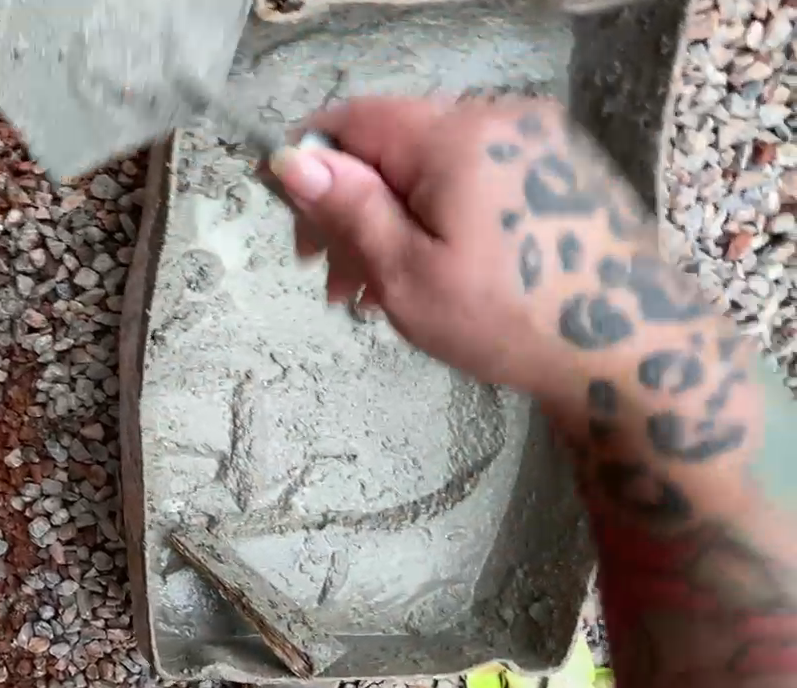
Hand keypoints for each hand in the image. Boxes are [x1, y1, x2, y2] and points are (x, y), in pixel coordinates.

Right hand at [271, 96, 669, 403]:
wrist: (621, 345)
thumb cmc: (498, 314)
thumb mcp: (402, 268)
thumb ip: (348, 207)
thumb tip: (291, 160)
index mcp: (458, 139)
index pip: (355, 119)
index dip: (307, 161)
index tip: (288, 222)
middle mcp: (498, 121)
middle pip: (385, 144)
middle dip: (341, 206)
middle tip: (324, 276)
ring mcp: (527, 143)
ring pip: (416, 168)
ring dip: (374, 223)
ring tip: (361, 291)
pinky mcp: (541, 169)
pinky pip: (455, 180)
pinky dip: (417, 221)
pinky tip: (409, 272)